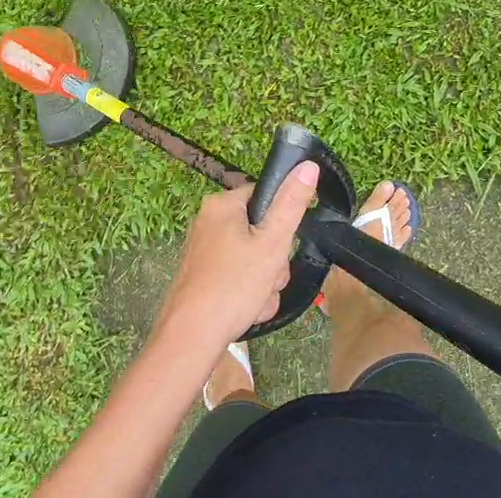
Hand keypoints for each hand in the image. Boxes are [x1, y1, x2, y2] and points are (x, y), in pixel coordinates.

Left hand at [154, 162, 318, 346]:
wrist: (192, 336)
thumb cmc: (233, 285)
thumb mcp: (272, 243)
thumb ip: (292, 204)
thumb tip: (309, 165)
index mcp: (222, 205)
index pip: (264, 198)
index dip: (280, 223)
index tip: (282, 246)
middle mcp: (208, 221)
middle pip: (260, 231)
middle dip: (273, 261)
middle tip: (269, 278)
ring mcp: (204, 250)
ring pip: (252, 258)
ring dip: (264, 281)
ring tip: (257, 299)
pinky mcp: (203, 275)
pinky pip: (238, 276)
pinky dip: (248, 292)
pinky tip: (247, 310)